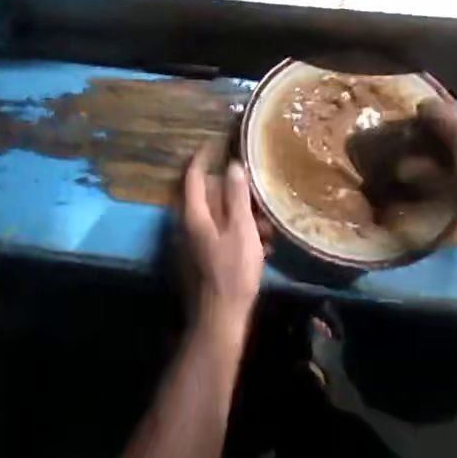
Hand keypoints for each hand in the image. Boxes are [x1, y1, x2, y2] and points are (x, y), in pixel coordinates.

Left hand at [178, 143, 264, 338]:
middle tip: (259, 195)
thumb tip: (233, 165)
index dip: (204, 156)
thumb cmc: (232, 271)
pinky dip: (239, 233)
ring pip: (218, 215)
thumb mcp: (241, 229)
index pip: (194, 175)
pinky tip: (262, 245)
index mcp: (193, 214)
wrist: (221, 316)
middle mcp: (188, 224)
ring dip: (242, 216)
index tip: (217, 141)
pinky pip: (220, 233)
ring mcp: (194, 241)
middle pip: (209, 195)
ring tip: (268, 228)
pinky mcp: (203, 256)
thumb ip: (236, 197)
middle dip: (234, 192)